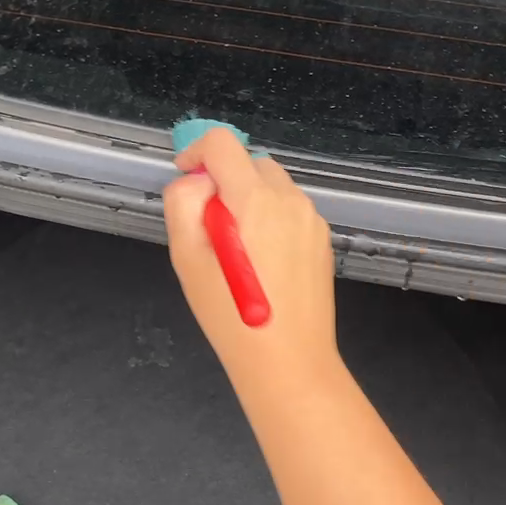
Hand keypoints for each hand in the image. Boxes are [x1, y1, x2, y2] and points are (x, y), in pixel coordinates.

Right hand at [163, 127, 339, 369]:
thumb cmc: (230, 314)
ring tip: (236, 249)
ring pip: (272, 185)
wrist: (289, 361)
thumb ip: (183, 204)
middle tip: (209, 224)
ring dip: (249, 198)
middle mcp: (289, 199)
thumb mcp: (187, 258)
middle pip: (250, 161)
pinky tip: (262, 262)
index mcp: (253, 199)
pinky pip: (290, 209)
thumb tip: (199, 181)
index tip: (185, 179)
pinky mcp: (322, 239)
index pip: (222, 143)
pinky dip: (270, 217)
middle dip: (225, 180)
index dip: (196, 152)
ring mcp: (311, 219)